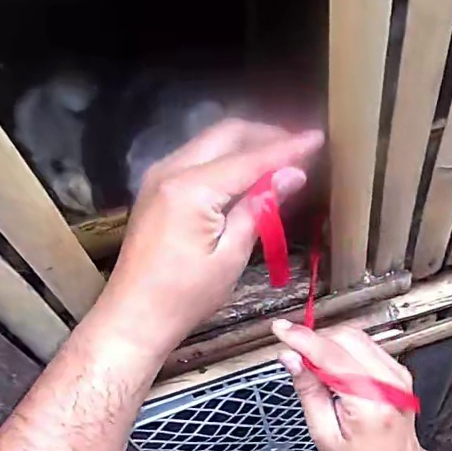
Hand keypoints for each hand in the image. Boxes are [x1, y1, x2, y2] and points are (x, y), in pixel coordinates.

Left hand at [89, 121, 321, 357]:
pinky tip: (246, 174)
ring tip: (280, 158)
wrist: (133, 316)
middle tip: (300, 147)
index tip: (317, 138)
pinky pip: (196, 157)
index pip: (249, 158)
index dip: (287, 148)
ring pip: (210, 141)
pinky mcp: (155, 187)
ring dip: (245, 144)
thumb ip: (260, 208)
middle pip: (226, 134)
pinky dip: (225, 158)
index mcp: (191, 188)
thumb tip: (293, 175)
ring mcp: (158, 176)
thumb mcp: (230, 256)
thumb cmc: (184, 296)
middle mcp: (170, 170)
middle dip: (266, 135)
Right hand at [272, 322, 432, 450]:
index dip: (302, 339)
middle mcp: (389, 382)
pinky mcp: (396, 369)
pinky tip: (332, 366)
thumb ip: (309, 392)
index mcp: (370, 402)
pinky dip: (342, 347)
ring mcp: (396, 373)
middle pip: (344, 338)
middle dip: (314, 340)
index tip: (281, 330)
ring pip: (355, 336)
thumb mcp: (325, 435)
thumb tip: (292, 360)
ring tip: (312, 365)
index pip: (331, 356)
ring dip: (327, 341)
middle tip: (293, 355)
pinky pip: (364, 344)